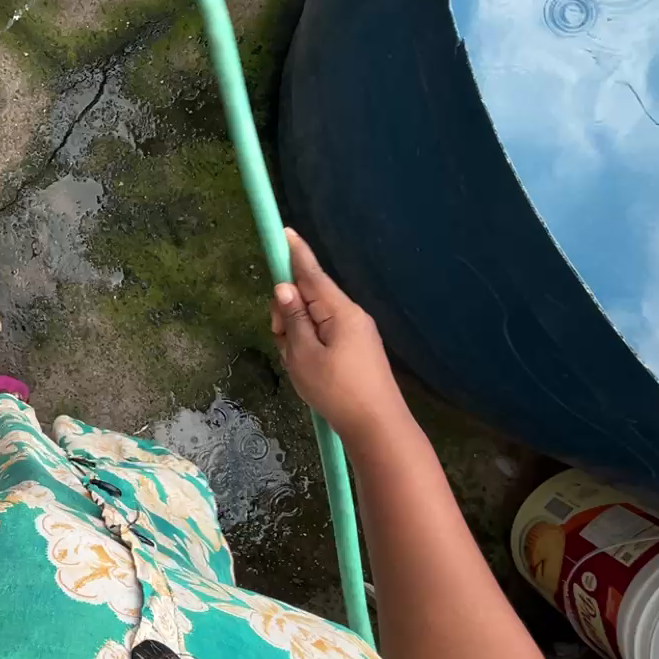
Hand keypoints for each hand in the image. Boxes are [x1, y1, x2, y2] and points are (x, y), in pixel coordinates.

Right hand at [269, 229, 409, 437]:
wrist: (377, 427)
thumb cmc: (337, 389)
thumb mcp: (303, 354)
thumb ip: (292, 319)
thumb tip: (284, 289)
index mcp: (339, 312)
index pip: (312, 274)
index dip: (295, 254)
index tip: (284, 231)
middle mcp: (350, 315)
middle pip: (307, 297)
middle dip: (286, 311)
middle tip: (281, 340)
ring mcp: (354, 332)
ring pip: (311, 318)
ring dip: (294, 333)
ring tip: (296, 362)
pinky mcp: (354, 347)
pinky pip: (321, 333)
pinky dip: (306, 343)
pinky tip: (306, 366)